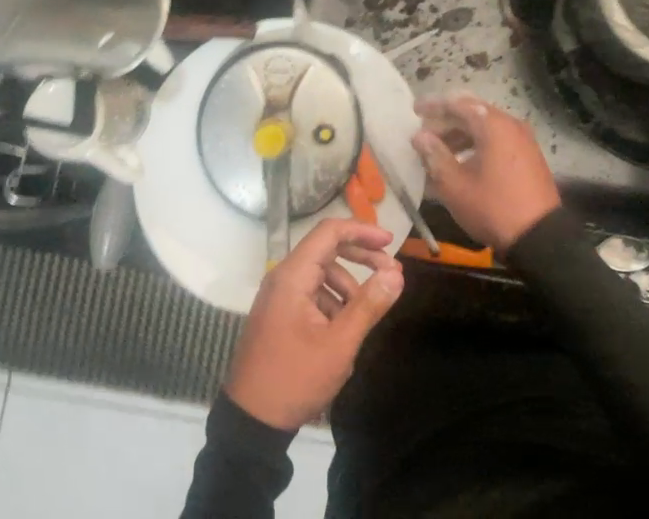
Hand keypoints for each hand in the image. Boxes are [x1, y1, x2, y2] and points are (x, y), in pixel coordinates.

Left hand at [225, 219, 404, 429]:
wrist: (252, 419)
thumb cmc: (296, 378)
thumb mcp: (340, 344)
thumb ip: (369, 304)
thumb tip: (396, 273)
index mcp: (293, 276)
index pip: (329, 233)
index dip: (362, 231)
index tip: (391, 243)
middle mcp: (283, 278)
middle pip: (326, 250)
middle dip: (361, 258)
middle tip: (391, 273)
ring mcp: (279, 297)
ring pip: (321, 275)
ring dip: (348, 286)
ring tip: (366, 315)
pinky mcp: (280, 315)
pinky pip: (312, 295)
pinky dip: (333, 303)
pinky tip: (345, 331)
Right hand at [412, 93, 560, 252]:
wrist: (539, 237)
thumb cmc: (492, 207)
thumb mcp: (455, 185)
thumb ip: (434, 156)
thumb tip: (420, 137)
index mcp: (493, 125)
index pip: (458, 103)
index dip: (434, 105)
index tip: (415, 111)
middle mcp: (511, 125)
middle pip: (473, 113)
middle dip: (446, 120)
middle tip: (424, 133)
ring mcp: (523, 140)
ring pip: (486, 127)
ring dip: (460, 134)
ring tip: (439, 150)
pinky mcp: (528, 155)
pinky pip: (497, 140)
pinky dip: (477, 144)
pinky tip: (462, 162)